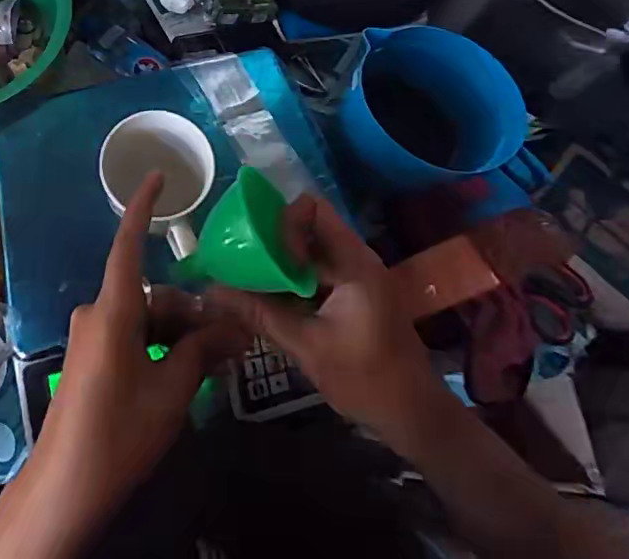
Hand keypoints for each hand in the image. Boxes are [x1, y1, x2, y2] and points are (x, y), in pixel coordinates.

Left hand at [0, 171, 244, 558]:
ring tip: (217, 364)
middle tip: (233, 342)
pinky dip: (160, 345)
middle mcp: (98, 312)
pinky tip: (187, 373)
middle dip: (191, 312)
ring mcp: (91, 334)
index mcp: (113, 310)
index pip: (127, 245)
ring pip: (144, 317)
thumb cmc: (118, 431)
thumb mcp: (171, 392)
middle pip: (152, 294)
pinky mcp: (91, 355)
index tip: (156, 177)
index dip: (141, 208)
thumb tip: (236, 328)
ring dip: (179, 333)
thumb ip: (201, 352)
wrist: (65, 484)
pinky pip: (131, 335)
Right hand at [210, 191, 444, 442]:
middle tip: (242, 260)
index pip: (313, 209)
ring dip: (279, 260)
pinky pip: (315, 271)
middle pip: (307, 227)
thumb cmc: (367, 380)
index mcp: (354, 262)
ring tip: (248, 277)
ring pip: (309, 250)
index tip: (266, 254)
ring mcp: (356, 276)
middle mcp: (356, 259)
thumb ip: (259, 313)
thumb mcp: (307, 346)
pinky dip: (291, 278)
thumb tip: (211, 292)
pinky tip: (268, 297)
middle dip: (273, 239)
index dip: (283, 221)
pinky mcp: (352, 294)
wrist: (416, 419)